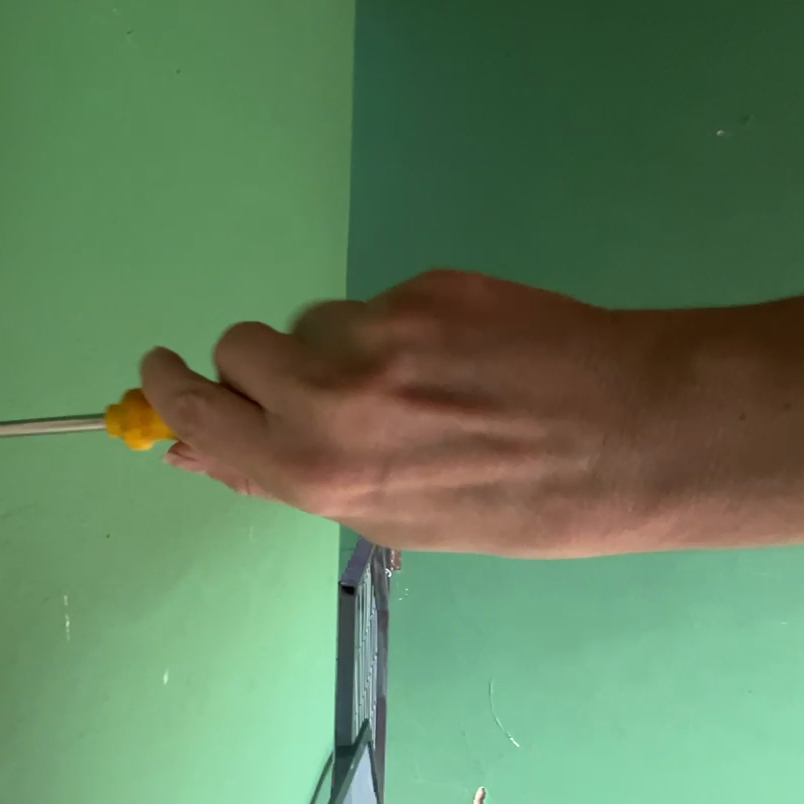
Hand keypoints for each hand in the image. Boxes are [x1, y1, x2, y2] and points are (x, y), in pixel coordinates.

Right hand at [139, 270, 693, 557]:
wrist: (648, 437)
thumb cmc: (504, 506)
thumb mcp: (376, 515)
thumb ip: (274, 476)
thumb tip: (191, 450)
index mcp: (312, 470)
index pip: (197, 412)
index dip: (167, 388)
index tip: (155, 369)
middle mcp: (328, 398)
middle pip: (236, 346)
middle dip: (258, 366)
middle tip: (312, 389)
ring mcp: (378, 334)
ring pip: (307, 322)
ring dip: (332, 347)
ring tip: (411, 380)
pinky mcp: (426, 287)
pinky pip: (371, 302)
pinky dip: (391, 327)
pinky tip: (455, 355)